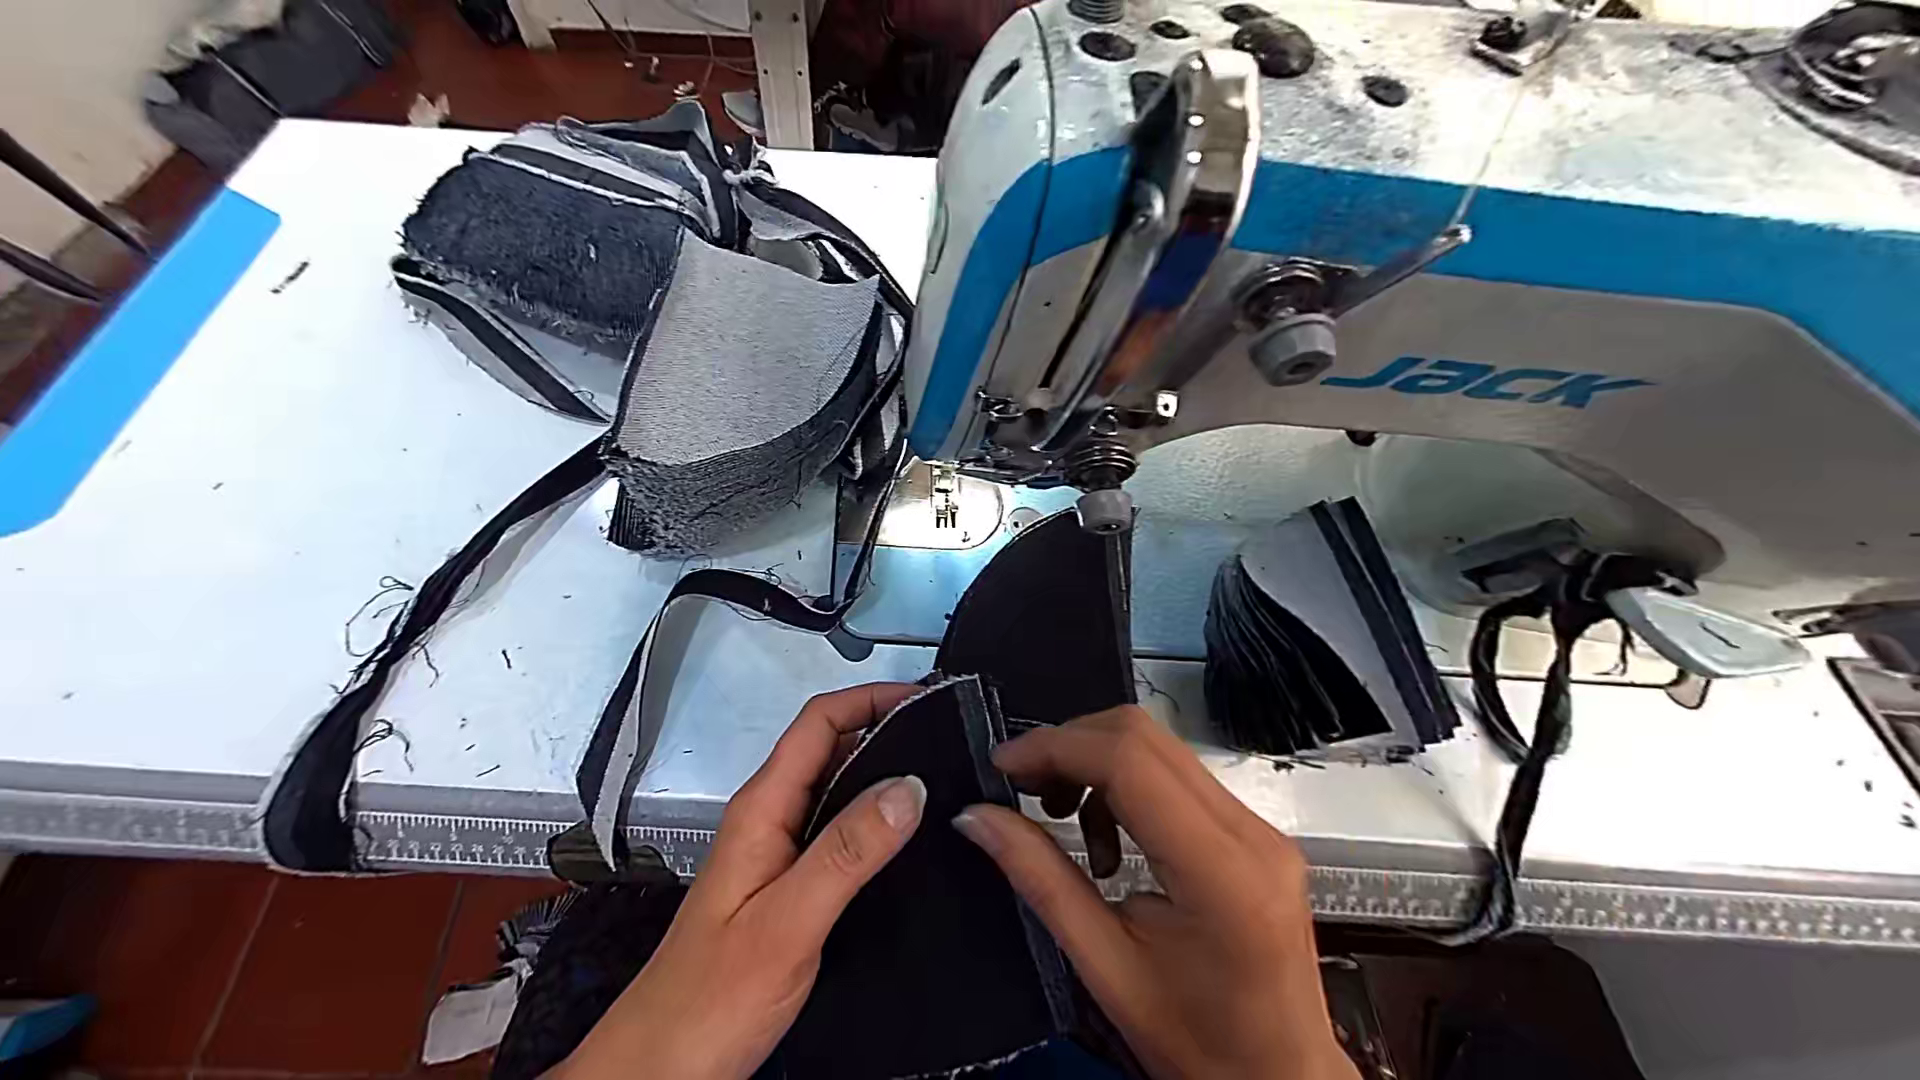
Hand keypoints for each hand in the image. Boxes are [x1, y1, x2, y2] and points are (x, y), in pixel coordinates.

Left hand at [554, 683, 926, 1079]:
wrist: (661, 1070)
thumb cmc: (712, 998)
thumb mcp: (788, 920)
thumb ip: (848, 851)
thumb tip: (909, 786)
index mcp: (763, 806)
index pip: (819, 722)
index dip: (869, 698)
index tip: (922, 699)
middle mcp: (770, 815)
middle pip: (830, 744)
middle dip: (885, 726)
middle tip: (943, 736)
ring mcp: (778, 847)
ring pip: (837, 784)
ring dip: (884, 769)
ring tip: (939, 776)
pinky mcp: (789, 879)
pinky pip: (840, 825)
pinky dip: (877, 813)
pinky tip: (908, 834)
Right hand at [953, 706, 1357, 1079]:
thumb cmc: (1198, 1045)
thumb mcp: (1105, 968)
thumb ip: (1040, 880)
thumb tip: (975, 816)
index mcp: (1221, 873)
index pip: (1128, 762)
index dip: (1056, 747)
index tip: (1003, 764)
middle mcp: (1250, 831)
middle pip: (1143, 735)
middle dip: (1069, 745)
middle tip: (1022, 783)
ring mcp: (1258, 824)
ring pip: (1156, 744)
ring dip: (1093, 761)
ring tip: (1061, 815)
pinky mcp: (1252, 827)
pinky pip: (1172, 771)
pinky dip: (1121, 782)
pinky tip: (1104, 836)